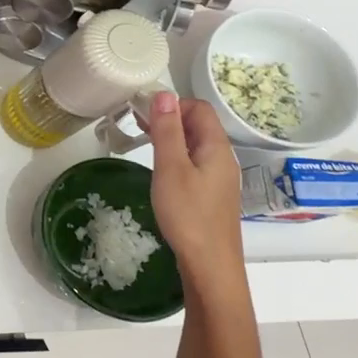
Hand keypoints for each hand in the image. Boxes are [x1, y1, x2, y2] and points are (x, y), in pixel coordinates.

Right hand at [145, 91, 245, 294]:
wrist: (209, 263)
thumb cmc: (188, 213)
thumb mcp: (171, 168)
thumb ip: (167, 130)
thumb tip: (164, 94)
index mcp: (216, 147)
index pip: (199, 108)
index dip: (172, 104)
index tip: (142, 112)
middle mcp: (222, 158)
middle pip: (198, 124)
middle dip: (168, 118)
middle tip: (135, 123)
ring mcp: (218, 176)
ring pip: (194, 143)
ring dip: (169, 136)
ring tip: (141, 141)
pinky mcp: (211, 192)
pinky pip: (193, 161)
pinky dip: (174, 155)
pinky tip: (158, 167)